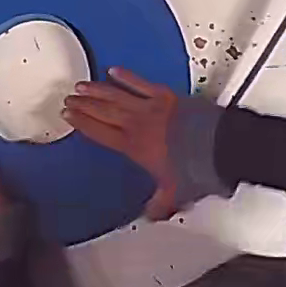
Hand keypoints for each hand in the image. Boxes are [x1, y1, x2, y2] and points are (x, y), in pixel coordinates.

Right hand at [62, 67, 185, 220]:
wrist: (216, 147)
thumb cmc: (194, 168)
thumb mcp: (174, 192)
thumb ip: (159, 203)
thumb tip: (152, 215)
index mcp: (133, 146)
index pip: (99, 132)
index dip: (82, 123)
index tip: (69, 115)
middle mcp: (136, 124)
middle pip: (102, 111)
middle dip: (83, 104)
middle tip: (69, 98)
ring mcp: (149, 107)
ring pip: (115, 95)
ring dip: (97, 89)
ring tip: (82, 85)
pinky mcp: (164, 96)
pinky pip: (140, 83)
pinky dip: (126, 76)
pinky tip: (114, 71)